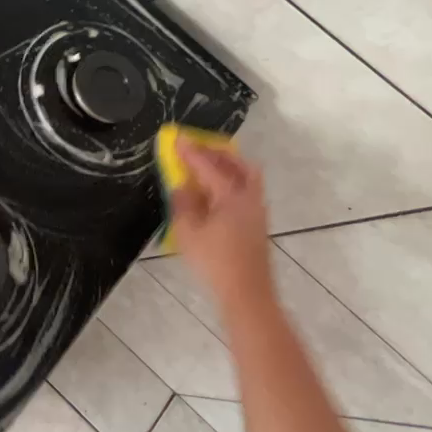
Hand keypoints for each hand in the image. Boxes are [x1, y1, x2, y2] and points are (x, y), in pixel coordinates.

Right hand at [169, 141, 274, 312]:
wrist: (247, 293)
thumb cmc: (214, 261)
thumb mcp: (187, 231)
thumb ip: (183, 202)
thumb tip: (182, 185)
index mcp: (231, 196)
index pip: (207, 166)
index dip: (190, 151)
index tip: (175, 137)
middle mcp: (248, 198)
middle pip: (238, 164)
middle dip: (216, 152)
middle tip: (195, 148)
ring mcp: (256, 211)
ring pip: (246, 177)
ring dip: (226, 166)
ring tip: (204, 166)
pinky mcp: (256, 224)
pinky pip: (245, 190)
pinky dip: (230, 181)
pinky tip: (213, 191)